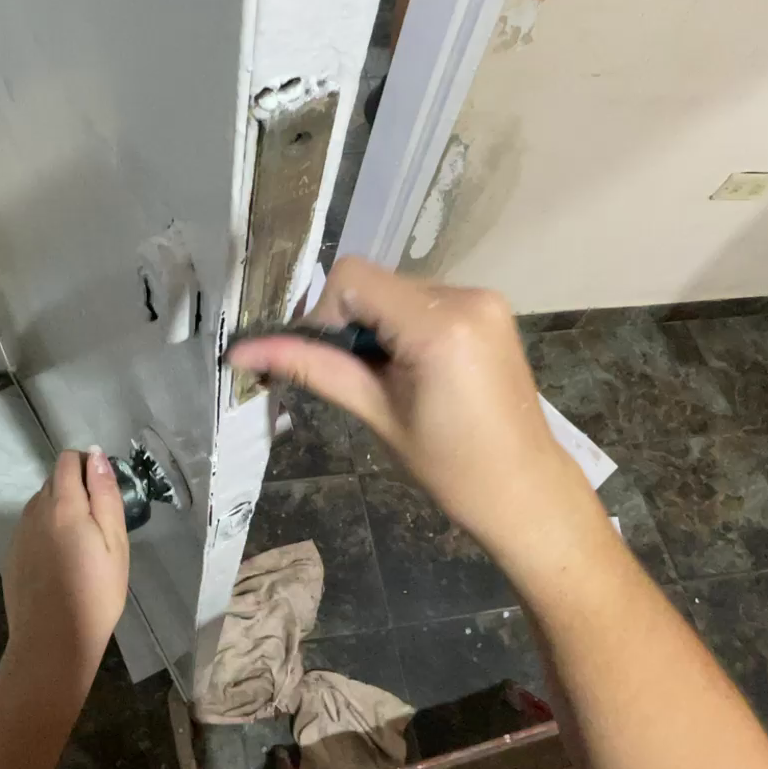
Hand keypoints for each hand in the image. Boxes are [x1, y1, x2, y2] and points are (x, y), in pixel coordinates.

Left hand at [1, 449, 130, 692]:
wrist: (52, 643)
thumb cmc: (96, 593)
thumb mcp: (115, 542)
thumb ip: (106, 495)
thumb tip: (97, 456)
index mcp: (63, 505)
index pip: (68, 461)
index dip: (88, 465)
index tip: (106, 489)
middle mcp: (35, 512)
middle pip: (54, 480)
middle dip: (77, 487)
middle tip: (100, 521)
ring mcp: (19, 534)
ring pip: (41, 503)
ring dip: (61, 508)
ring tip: (82, 542)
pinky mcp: (12, 555)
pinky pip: (32, 526)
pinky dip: (47, 530)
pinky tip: (61, 560)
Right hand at [228, 258, 590, 554]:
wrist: (525, 490)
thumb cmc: (450, 468)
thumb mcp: (376, 414)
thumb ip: (311, 368)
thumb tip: (242, 351)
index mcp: (440, 326)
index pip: (352, 278)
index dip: (323, 315)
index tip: (329, 361)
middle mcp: (467, 296)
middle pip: (373, 282)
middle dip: (350, 324)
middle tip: (355, 378)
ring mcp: (484, 298)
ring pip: (396, 289)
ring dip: (376, 325)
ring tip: (389, 378)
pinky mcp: (490, 308)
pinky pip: (425, 298)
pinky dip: (403, 324)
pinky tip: (414, 368)